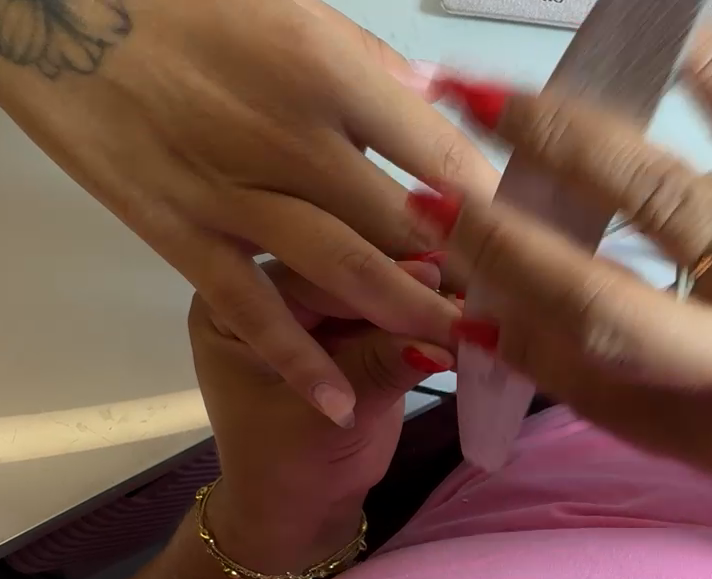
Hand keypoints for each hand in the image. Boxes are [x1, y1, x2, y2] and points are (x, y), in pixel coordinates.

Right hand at [0, 0, 495, 425]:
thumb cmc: (186, 3)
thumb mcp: (294, 14)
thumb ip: (372, 70)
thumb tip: (442, 111)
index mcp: (325, 67)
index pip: (445, 157)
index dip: (498, 214)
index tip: (529, 250)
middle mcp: (287, 134)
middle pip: (412, 225)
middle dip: (472, 277)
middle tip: (517, 313)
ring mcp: (232, 192)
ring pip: (351, 271)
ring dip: (419, 317)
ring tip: (471, 350)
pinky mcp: (182, 235)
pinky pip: (252, 310)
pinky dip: (301, 361)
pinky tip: (342, 404)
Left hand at [189, 260, 452, 574]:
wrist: (300, 511)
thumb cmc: (288, 468)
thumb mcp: (326, 418)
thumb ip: (378, 371)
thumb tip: (442, 342)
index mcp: (234, 309)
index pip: (311, 279)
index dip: (373, 282)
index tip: (433, 282)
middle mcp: (274, 302)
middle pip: (346, 281)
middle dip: (404, 287)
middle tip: (460, 285)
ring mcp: (319, 321)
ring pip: (375, 298)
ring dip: (423, 304)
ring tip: (470, 301)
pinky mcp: (356, 342)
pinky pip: (394, 324)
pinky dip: (427, 325)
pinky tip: (463, 319)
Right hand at [419, 41, 711, 484]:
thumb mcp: (703, 448)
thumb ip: (607, 395)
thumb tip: (502, 321)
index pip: (601, 338)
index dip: (516, 286)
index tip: (451, 243)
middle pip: (626, 268)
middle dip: (527, 210)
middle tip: (458, 166)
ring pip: (685, 189)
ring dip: (589, 139)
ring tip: (516, 101)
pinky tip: (672, 40)